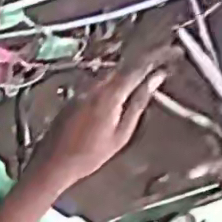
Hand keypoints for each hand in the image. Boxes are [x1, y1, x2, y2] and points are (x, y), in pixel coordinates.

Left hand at [24, 56, 167, 191]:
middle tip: (155, 67)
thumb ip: (138, 103)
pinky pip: (92, 88)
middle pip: (120, 68)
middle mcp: (92, 90)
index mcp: (109, 95)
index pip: (138, 66)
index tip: (172, 52)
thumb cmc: (88, 157)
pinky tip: (110, 98)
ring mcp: (77, 96)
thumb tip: (156, 78)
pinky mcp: (67, 104)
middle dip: (139, 64)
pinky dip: (106, 87)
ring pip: (105, 77)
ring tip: (136, 82)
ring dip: (122, 76)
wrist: (49, 169)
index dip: (158, 56)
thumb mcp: (120, 134)